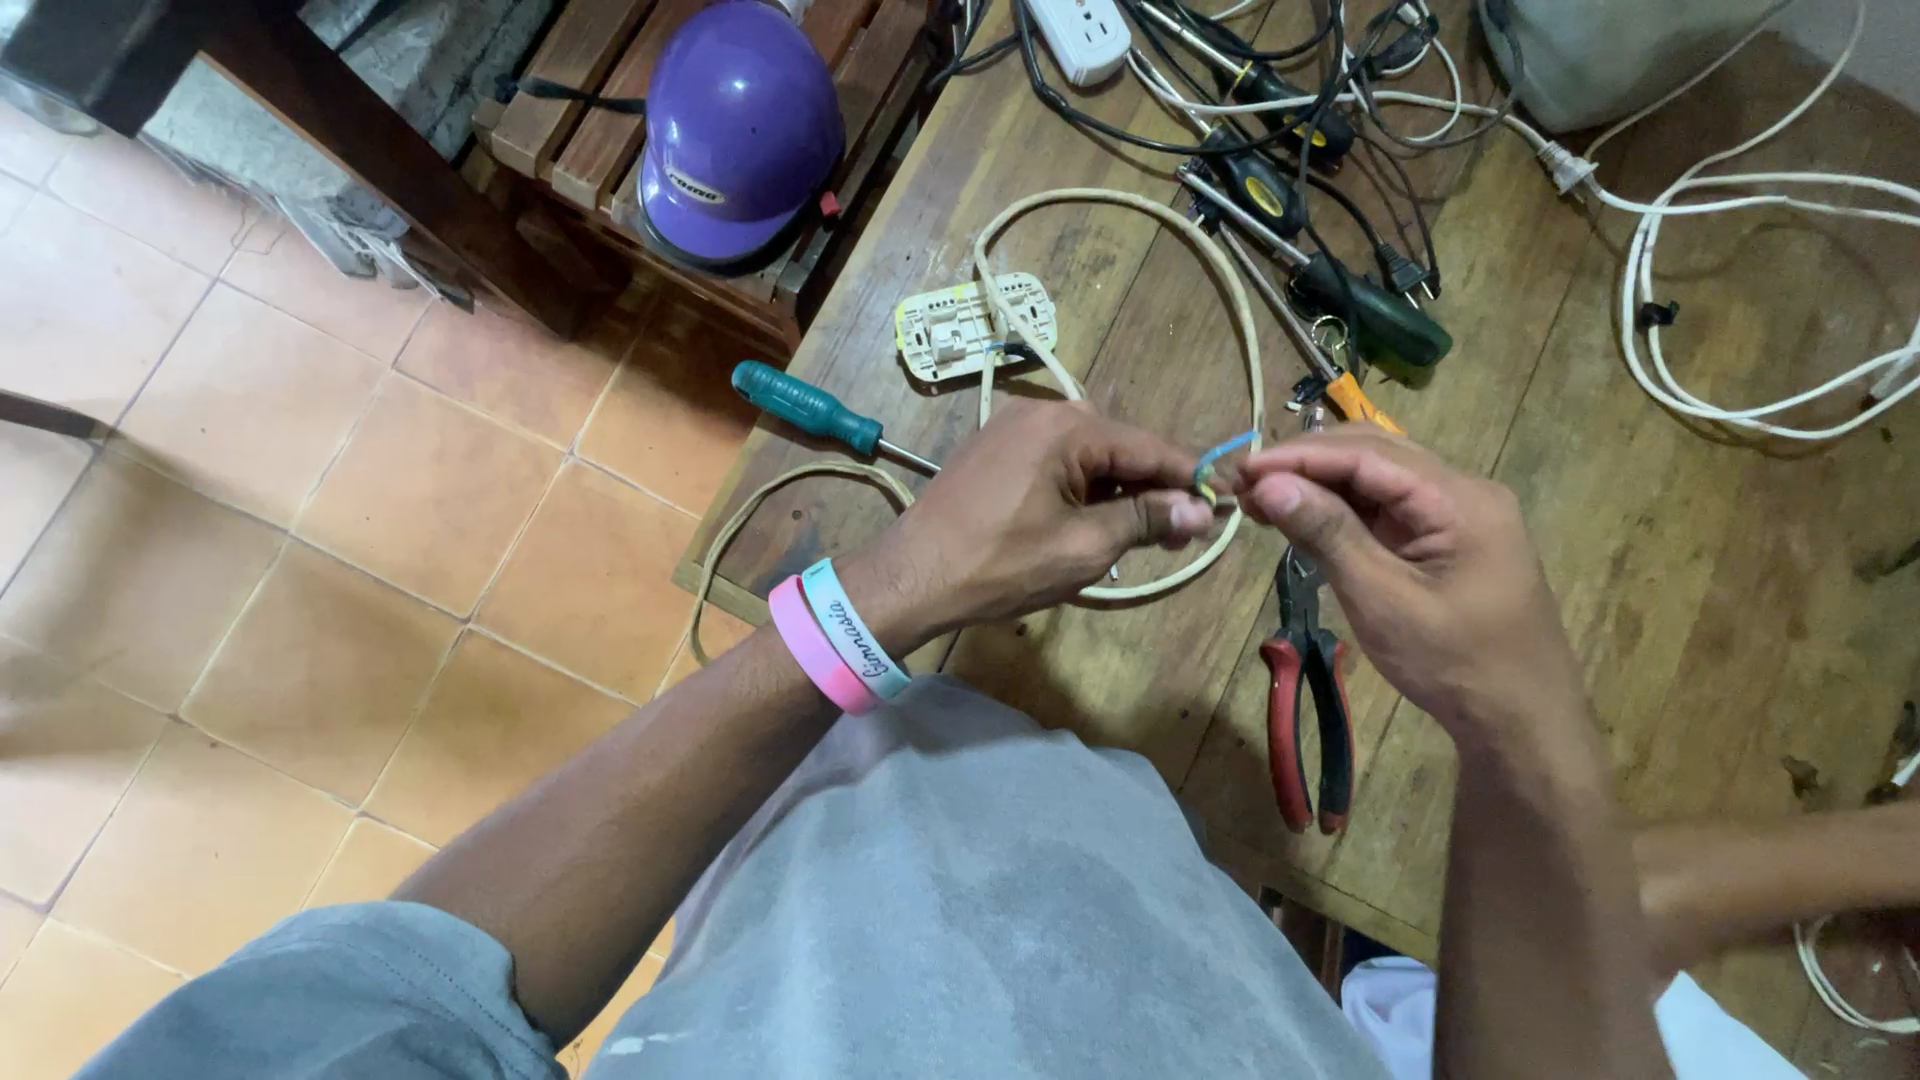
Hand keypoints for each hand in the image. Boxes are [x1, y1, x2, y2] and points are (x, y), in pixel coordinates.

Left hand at [841, 400, 1214, 652]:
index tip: (1228, 501)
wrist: (912, 577)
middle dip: (1153, 487)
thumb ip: (1145, 519)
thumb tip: (1200, 509)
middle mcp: (1040, 411)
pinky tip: (1092, 520)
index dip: (1193, 476)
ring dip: (1116, 490)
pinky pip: (1054, 460)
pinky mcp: (992, 448)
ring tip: (1141, 535)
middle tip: (1181, 533)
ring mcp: (1010, 426)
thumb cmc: (1000, 565)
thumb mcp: (1083, 547)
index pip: (1149, 446)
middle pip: (1118, 445)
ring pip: (1086, 454)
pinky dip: (1081, 487)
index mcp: (1066, 427)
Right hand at [1235, 428, 1587, 747]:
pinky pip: (1382, 506)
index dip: (1299, 456)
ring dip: (1317, 482)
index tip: (1243, 470)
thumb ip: (1327, 534)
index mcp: (1460, 499)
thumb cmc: (1452, 662)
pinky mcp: (1441, 538)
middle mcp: (1461, 491)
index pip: (1367, 455)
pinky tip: (1298, 516)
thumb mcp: (1381, 598)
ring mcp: (1453, 514)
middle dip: (1305, 462)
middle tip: (1244, 484)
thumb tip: (1268, 484)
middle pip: (1373, 453)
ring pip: (1375, 477)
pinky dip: (1337, 507)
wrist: (1518, 719)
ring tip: (1259, 499)